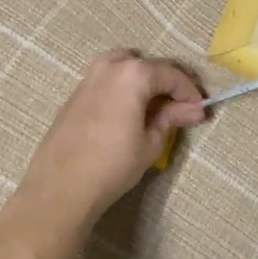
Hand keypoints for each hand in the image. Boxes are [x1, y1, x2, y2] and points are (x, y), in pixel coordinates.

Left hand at [12, 53, 205, 229]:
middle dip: (168, 84)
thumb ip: (172, 118)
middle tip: (181, 107)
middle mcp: (111, 67)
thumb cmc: (111, 166)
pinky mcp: (74, 94)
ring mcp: (88, 78)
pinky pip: (107, 79)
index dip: (190, 92)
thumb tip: (194, 110)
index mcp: (134, 73)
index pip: (172, 75)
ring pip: (125, 66)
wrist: (57, 192)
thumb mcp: (151, 143)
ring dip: (143, 79)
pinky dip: (122, 87)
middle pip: (149, 66)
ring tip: (153, 103)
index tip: (200, 109)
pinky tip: (127, 110)